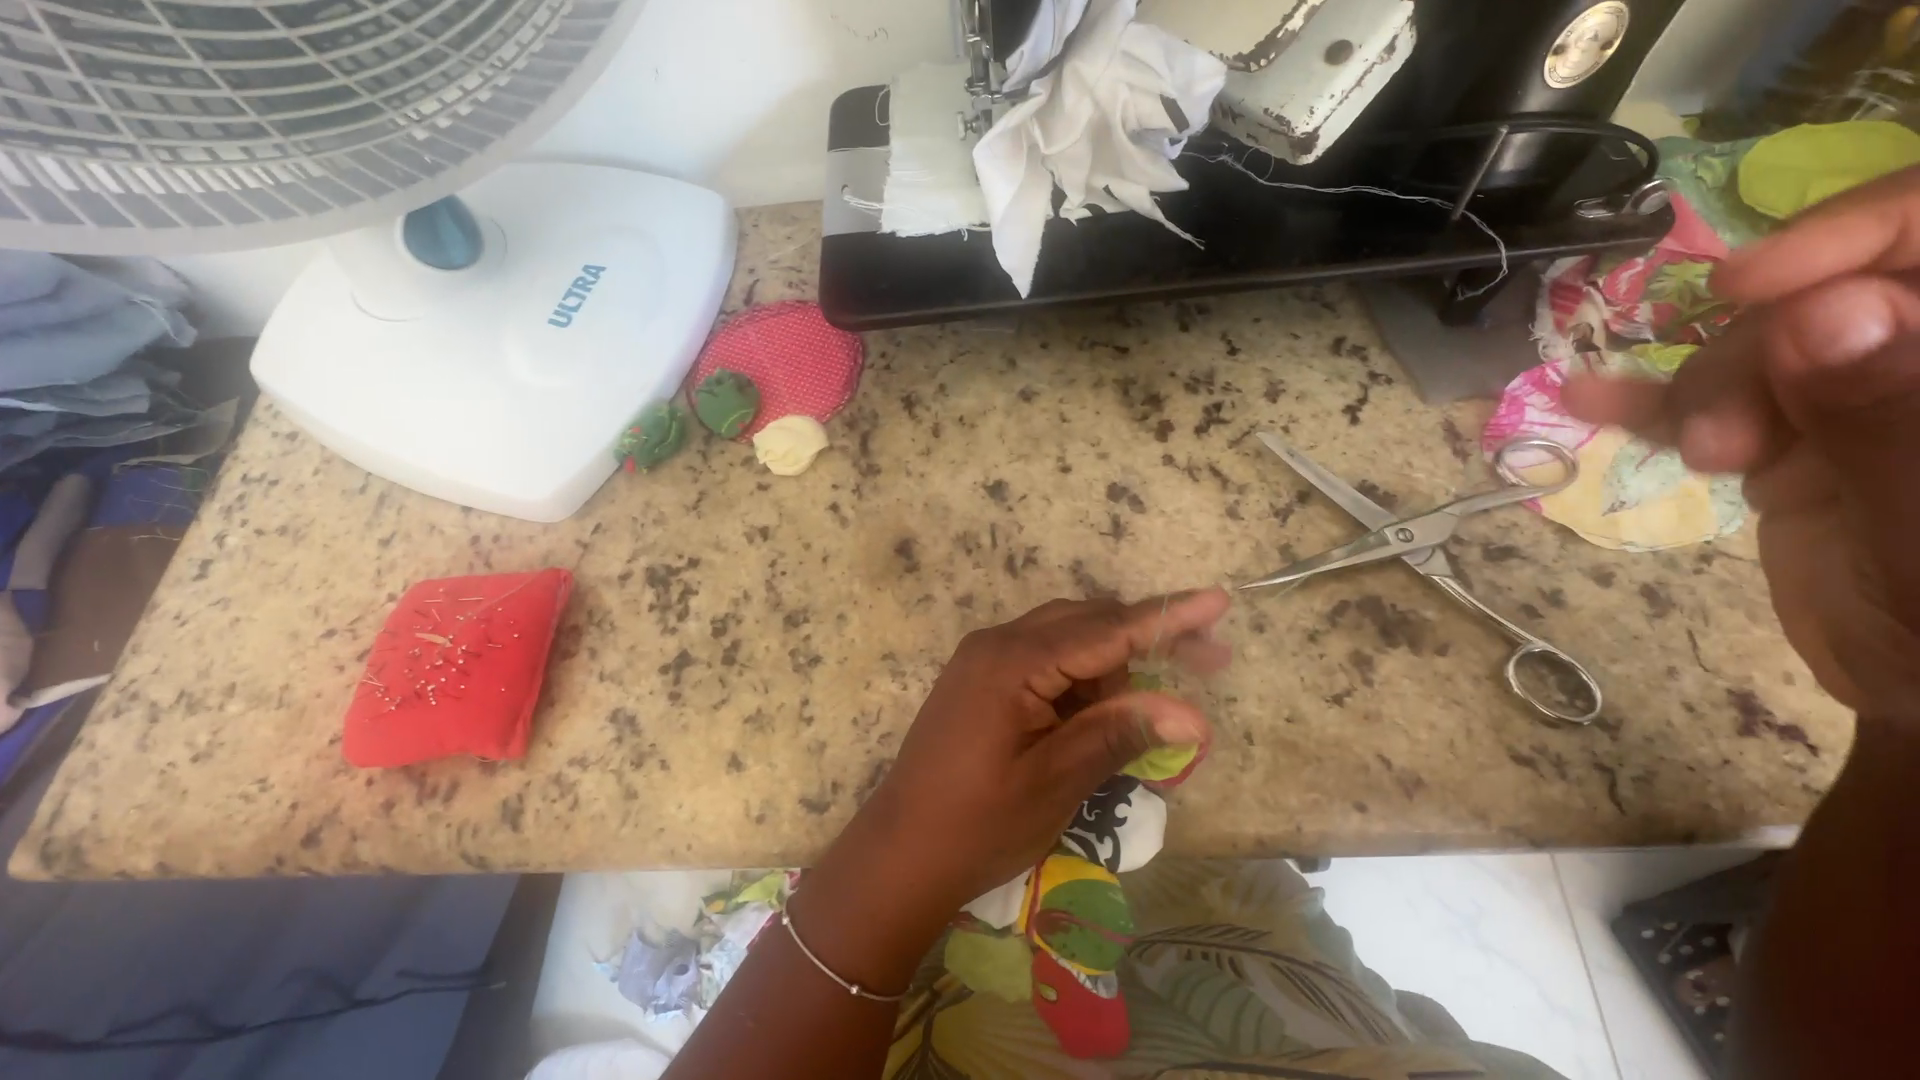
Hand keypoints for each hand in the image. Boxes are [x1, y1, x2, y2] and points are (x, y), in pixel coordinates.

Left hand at [787, 590, 1231, 993]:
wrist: (899, 855)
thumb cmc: (977, 824)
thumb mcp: (1056, 781)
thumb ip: (1119, 733)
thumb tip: (1193, 715)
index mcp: (1013, 661)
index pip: (1106, 630)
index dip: (1166, 618)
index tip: (1219, 601)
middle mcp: (996, 645)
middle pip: (1088, 625)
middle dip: (1148, 640)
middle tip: (1210, 662)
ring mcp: (983, 662)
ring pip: (1067, 642)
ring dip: (1115, 666)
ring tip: (1155, 712)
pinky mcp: (980, 684)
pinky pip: (1044, 665)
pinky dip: (1082, 683)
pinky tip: (1107, 715)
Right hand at [1562, 166, 1919, 715]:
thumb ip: (1887, 416)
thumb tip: (1820, 312)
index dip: (1861, 230)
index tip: (1753, 287)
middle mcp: (1919, 350)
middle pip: (1826, 291)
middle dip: (1758, 349)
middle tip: (1722, 440)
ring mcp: (1854, 390)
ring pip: (1757, 344)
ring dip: (1703, 390)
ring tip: (1700, 457)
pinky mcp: (1785, 433)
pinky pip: (1709, 400)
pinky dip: (1649, 401)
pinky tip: (1588, 395)